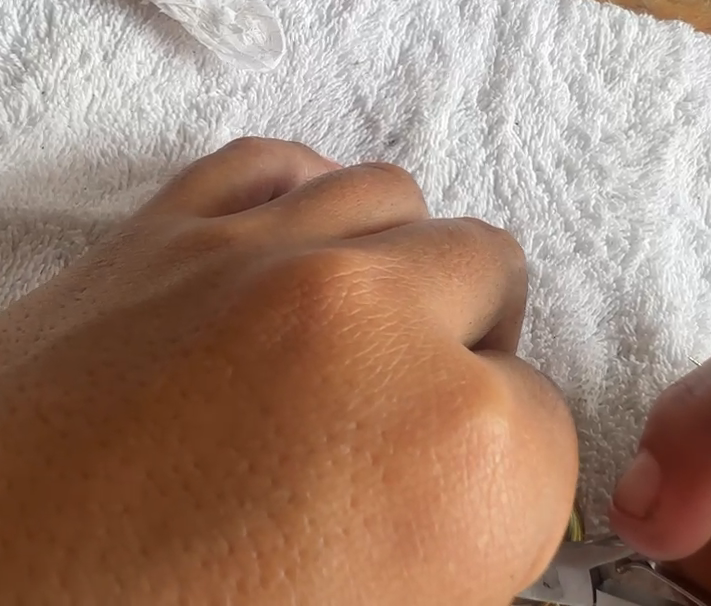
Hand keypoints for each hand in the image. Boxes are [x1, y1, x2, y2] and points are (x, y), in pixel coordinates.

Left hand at [0, 139, 576, 604]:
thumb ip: (450, 550)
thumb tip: (464, 491)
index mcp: (457, 453)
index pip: (552, 427)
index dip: (506, 488)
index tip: (454, 515)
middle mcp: (370, 313)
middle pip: (485, 269)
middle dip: (467, 346)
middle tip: (402, 420)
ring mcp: (255, 247)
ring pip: (392, 194)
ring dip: (391, 261)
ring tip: (341, 335)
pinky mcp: (158, 222)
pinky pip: (275, 161)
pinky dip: (297, 201)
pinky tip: (276, 259)